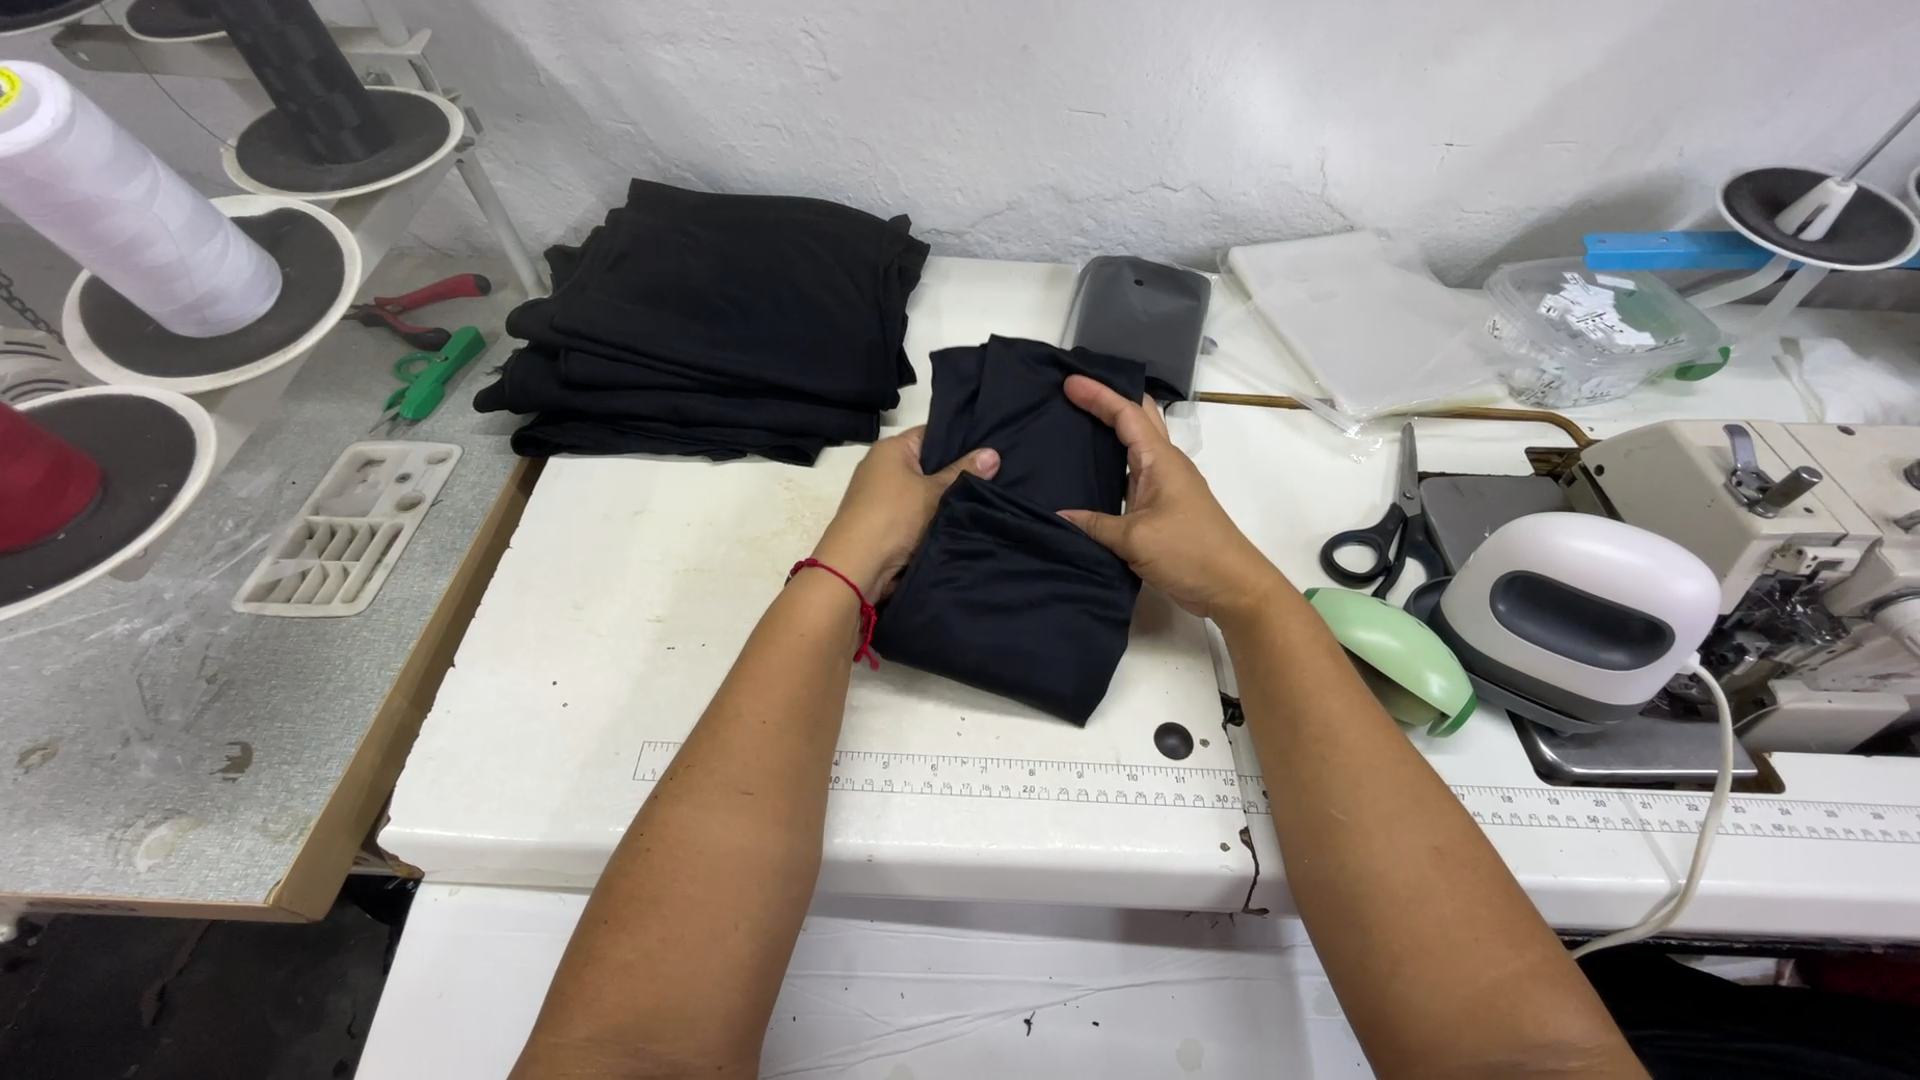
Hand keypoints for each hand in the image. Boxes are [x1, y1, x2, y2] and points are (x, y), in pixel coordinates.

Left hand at [810, 427, 998, 598]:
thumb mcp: (933, 492)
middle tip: (997, 472)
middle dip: (956, 471)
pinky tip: (961, 520)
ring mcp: (880, 495)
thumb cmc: (893, 517)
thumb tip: (994, 453)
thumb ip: (963, 473)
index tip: (990, 446)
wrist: (855, 566)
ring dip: (945, 498)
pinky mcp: (883, 521)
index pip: (931, 433)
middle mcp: (882, 466)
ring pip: (923, 491)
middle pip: (928, 463)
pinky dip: (933, 517)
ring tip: (987, 495)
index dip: (961, 439)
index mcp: (891, 448)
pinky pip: (915, 513)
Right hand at [1058, 375, 1288, 624]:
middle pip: (1137, 420)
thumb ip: (1095, 525)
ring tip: (1073, 429)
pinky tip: (1088, 479)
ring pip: (1134, 447)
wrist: (1231, 587)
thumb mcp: (1136, 539)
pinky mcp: (1162, 510)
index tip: (1068, 382)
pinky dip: (1110, 468)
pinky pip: (1131, 477)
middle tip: (1072, 396)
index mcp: (1161, 461)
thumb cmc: (1190, 552)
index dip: (1098, 395)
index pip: (1127, 414)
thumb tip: (1059, 516)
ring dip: (1109, 434)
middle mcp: (1165, 466)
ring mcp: (1165, 488)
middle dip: (1107, 402)